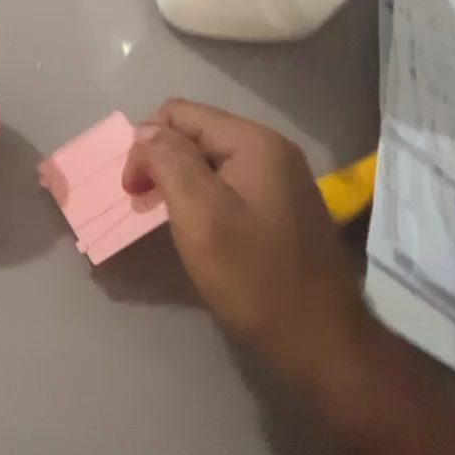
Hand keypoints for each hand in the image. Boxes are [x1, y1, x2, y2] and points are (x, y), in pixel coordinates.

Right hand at [123, 99, 375, 387]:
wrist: (321, 340)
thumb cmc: (253, 275)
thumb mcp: (199, 212)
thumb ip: (168, 160)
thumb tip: (145, 130)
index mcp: (253, 141)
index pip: (179, 113)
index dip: (145, 144)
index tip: (133, 189)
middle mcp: (271, 148)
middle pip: (195, 131)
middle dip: (160, 160)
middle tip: (142, 202)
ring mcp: (281, 177)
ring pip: (210, 159)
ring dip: (178, 179)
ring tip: (163, 215)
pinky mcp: (282, 205)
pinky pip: (229, 182)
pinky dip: (202, 195)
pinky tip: (197, 226)